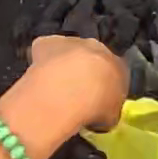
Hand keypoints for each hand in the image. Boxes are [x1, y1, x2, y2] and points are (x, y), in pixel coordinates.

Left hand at [0, 36, 126, 158]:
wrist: (70, 90)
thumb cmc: (97, 107)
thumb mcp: (110, 117)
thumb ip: (107, 110)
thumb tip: (100, 113)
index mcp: (118, 65)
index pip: (114, 74)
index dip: (103, 87)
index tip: (95, 101)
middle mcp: (97, 47)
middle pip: (91, 59)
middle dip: (83, 73)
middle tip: (73, 94)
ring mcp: (71, 42)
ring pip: (67, 52)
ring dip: (62, 66)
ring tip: (54, 88)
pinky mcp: (47, 41)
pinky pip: (44, 50)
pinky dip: (41, 61)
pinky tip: (39, 78)